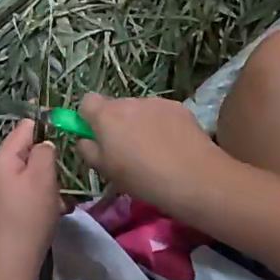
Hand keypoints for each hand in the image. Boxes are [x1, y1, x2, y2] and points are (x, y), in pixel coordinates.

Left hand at [0, 119, 66, 276]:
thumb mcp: (43, 177)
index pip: (26, 127)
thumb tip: (44, 142)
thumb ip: (45, 150)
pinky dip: (40, 197)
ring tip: (63, 200)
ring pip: (28, 174)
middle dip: (49, 161)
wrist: (10, 264)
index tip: (69, 138)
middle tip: (67, 176)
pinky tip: (54, 212)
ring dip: (48, 183)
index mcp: (0, 156)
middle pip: (27, 151)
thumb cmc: (29, 216)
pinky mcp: (1, 207)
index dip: (47, 128)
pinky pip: (24, 191)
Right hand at [74, 94, 230, 212]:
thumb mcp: (105, 171)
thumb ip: (88, 150)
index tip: (97, 137)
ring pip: (139, 110)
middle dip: (116, 123)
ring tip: (153, 151)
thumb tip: (86, 139)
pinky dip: (161, 124)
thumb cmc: (142, 178)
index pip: (87, 101)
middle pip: (114, 106)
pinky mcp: (177, 106)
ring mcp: (155, 102)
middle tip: (126, 150)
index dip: (89, 118)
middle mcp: (128, 102)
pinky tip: (172, 146)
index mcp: (105, 115)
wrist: (193, 177)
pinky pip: (160, 113)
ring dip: (139, 123)